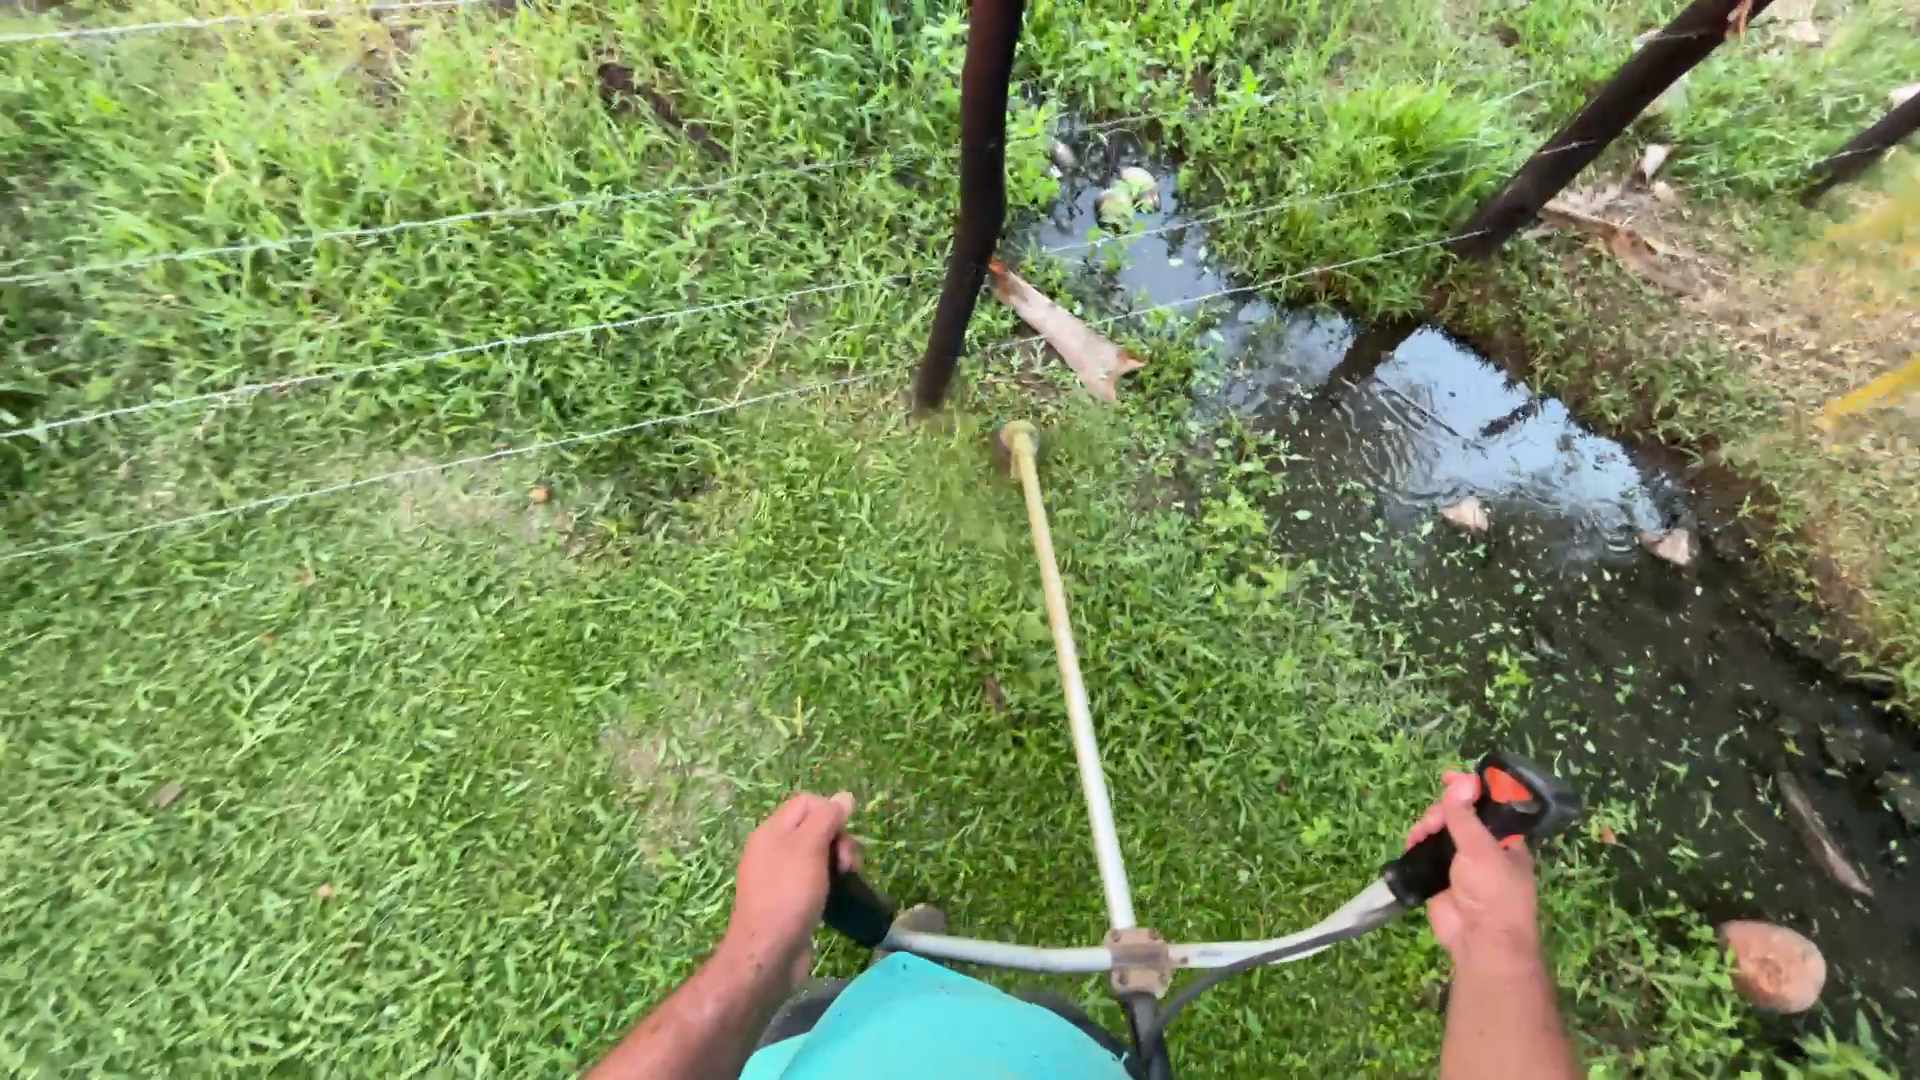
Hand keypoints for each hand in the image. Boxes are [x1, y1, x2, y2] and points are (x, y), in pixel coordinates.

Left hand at [720, 791, 860, 986]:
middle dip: (838, 840)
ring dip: (837, 863)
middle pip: (815, 827)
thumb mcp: (809, 847)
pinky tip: (836, 897)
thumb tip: (844, 797)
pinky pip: (813, 879)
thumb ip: (827, 818)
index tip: (842, 836)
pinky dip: (828, 883)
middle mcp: (772, 849)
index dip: (830, 812)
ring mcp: (779, 877)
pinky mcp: (787, 901)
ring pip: (817, 855)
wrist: (767, 956)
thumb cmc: (788, 895)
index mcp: (771, 831)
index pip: (807, 802)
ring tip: (846, 882)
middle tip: (846, 865)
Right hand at [1404, 771, 1539, 963]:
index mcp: (1505, 842)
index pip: (1488, 807)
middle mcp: (1484, 850)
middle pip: (1458, 816)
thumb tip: (1460, 780)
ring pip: (1439, 832)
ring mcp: (1461, 864)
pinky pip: (1426, 851)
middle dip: (1441, 813)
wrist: (1480, 939)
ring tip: (1418, 837)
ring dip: (1426, 828)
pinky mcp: (1440, 876)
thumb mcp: (1480, 848)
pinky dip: (1416, 844)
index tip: (1449, 778)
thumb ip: (1464, 815)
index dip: (1470, 790)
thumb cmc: (1493, 892)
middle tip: (1433, 822)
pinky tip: (1411, 845)